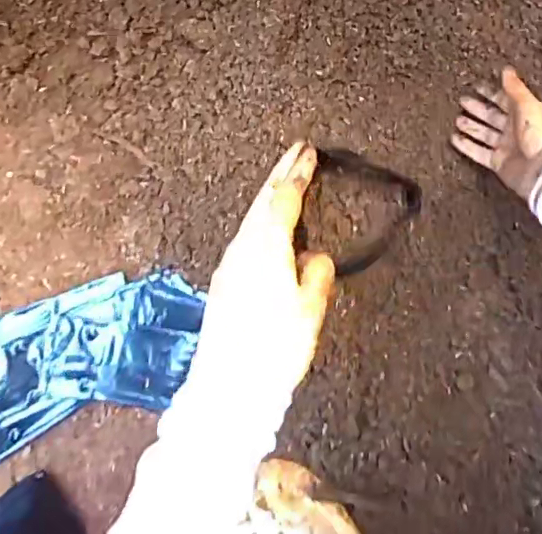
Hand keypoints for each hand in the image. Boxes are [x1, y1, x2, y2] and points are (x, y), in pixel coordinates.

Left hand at [190, 142, 337, 402]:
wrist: (226, 390)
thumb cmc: (272, 352)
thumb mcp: (308, 313)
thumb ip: (316, 276)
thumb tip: (315, 257)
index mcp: (268, 248)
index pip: (285, 199)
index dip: (299, 173)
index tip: (309, 152)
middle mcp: (245, 248)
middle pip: (264, 198)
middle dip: (282, 171)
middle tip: (297, 149)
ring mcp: (231, 262)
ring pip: (253, 213)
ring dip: (270, 190)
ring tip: (285, 175)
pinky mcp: (225, 279)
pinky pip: (246, 231)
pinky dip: (261, 213)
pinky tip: (267, 220)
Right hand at [452, 68, 541, 204]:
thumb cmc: (540, 134)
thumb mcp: (527, 104)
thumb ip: (514, 88)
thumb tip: (506, 70)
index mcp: (525, 113)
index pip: (504, 100)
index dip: (491, 93)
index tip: (476, 86)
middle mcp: (515, 129)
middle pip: (492, 116)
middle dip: (478, 109)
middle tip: (462, 101)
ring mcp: (507, 146)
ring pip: (484, 134)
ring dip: (471, 126)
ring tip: (457, 120)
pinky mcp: (499, 163)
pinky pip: (479, 152)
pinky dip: (467, 146)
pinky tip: (454, 139)